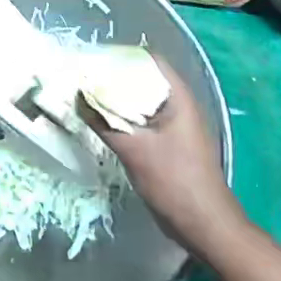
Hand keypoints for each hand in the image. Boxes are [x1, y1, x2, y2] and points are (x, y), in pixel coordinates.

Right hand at [84, 57, 240, 252]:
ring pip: (141, 101)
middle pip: (143, 78)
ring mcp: (175, 125)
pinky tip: (102, 123)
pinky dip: (123, 117)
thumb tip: (76, 97)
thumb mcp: (133, 149)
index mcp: (178, 97)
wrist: (204, 225)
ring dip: (116, 99)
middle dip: (113, 77)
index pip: (149, 59)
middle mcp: (178, 105)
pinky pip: (142, 120)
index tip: (92, 60)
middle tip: (84, 79)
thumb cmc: (174, 181)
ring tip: (87, 98)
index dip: (121, 55)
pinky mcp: (169, 143)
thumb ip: (103, 121)